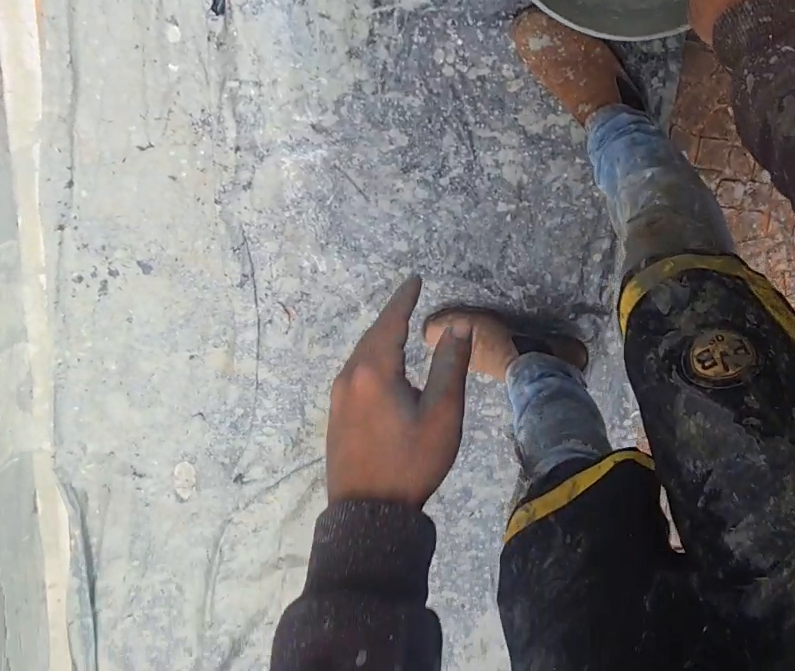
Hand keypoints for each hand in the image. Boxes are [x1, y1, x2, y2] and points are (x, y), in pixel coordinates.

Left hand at [325, 275, 473, 506]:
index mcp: (375, 371)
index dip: (404, 298)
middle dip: (392, 314)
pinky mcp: (336, 415)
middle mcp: (350, 377)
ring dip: (381, 335)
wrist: (368, 516)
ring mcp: (338, 398)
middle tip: (410, 295)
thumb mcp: (442, 413)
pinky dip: (372, 354)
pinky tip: (382, 362)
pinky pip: (355, 370)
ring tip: (400, 324)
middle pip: (373, 334)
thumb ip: (449, 365)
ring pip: (361, 353)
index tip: (414, 279)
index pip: (391, 321)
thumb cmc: (411, 461)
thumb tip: (457, 325)